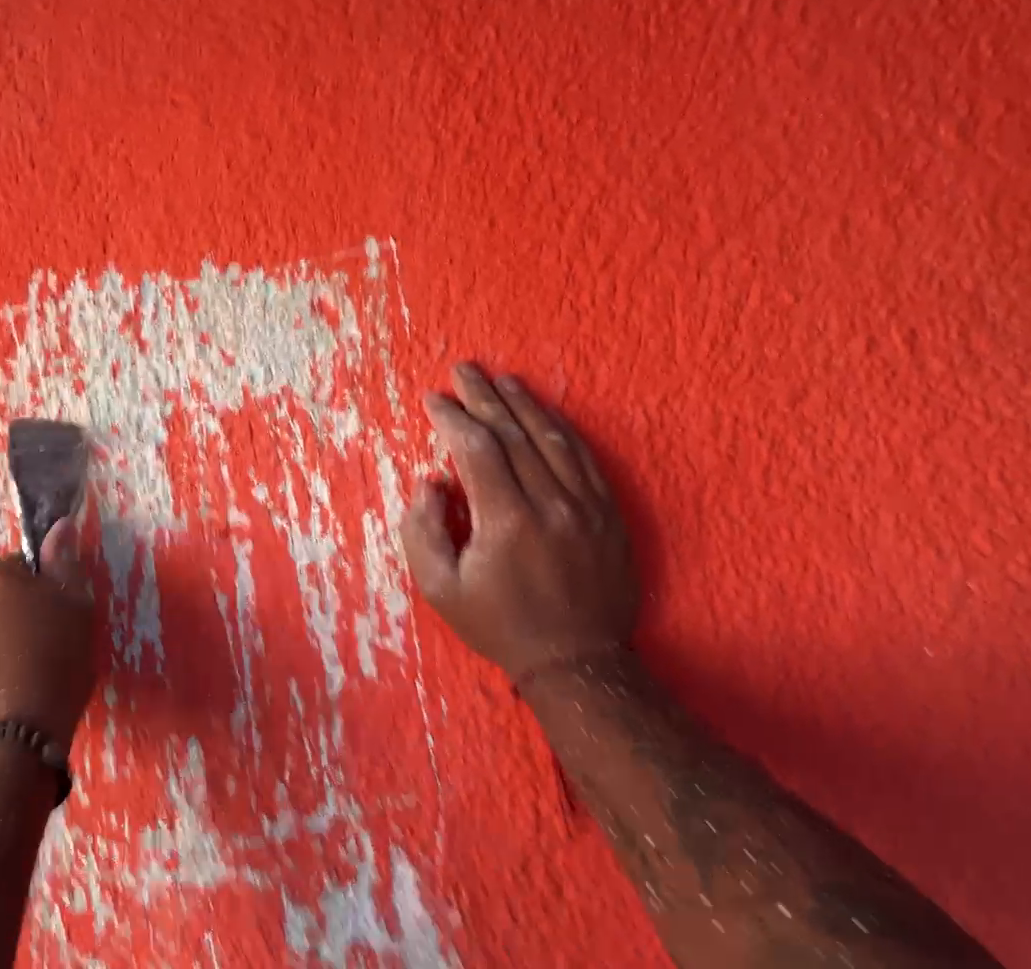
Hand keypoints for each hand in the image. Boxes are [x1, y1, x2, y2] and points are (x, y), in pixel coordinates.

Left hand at [0, 520, 97, 746]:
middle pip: (5, 597)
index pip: (25, 564)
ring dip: (10, 643)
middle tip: (56, 644)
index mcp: (1, 577)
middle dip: (27, 614)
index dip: (49, 586)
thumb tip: (60, 525)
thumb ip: (66, 564)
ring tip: (35, 676)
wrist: (9, 742)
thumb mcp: (77, 610)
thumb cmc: (55, 665)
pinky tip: (15, 695)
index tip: (65, 613)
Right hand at [399, 363, 637, 682]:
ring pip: (553, 438)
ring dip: (524, 404)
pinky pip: (584, 458)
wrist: (577, 660)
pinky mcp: (608, 514)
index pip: (477, 448)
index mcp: (506, 520)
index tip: (433, 400)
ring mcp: (586, 506)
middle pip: (515, 433)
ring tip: (501, 380)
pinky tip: (544, 414)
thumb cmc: (498, 624)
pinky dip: (560, 429)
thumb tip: (431, 481)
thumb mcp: (439, 588)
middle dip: (483, 397)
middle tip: (462, 370)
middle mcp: (551, 503)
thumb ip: (422, 530)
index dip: (452, 418)